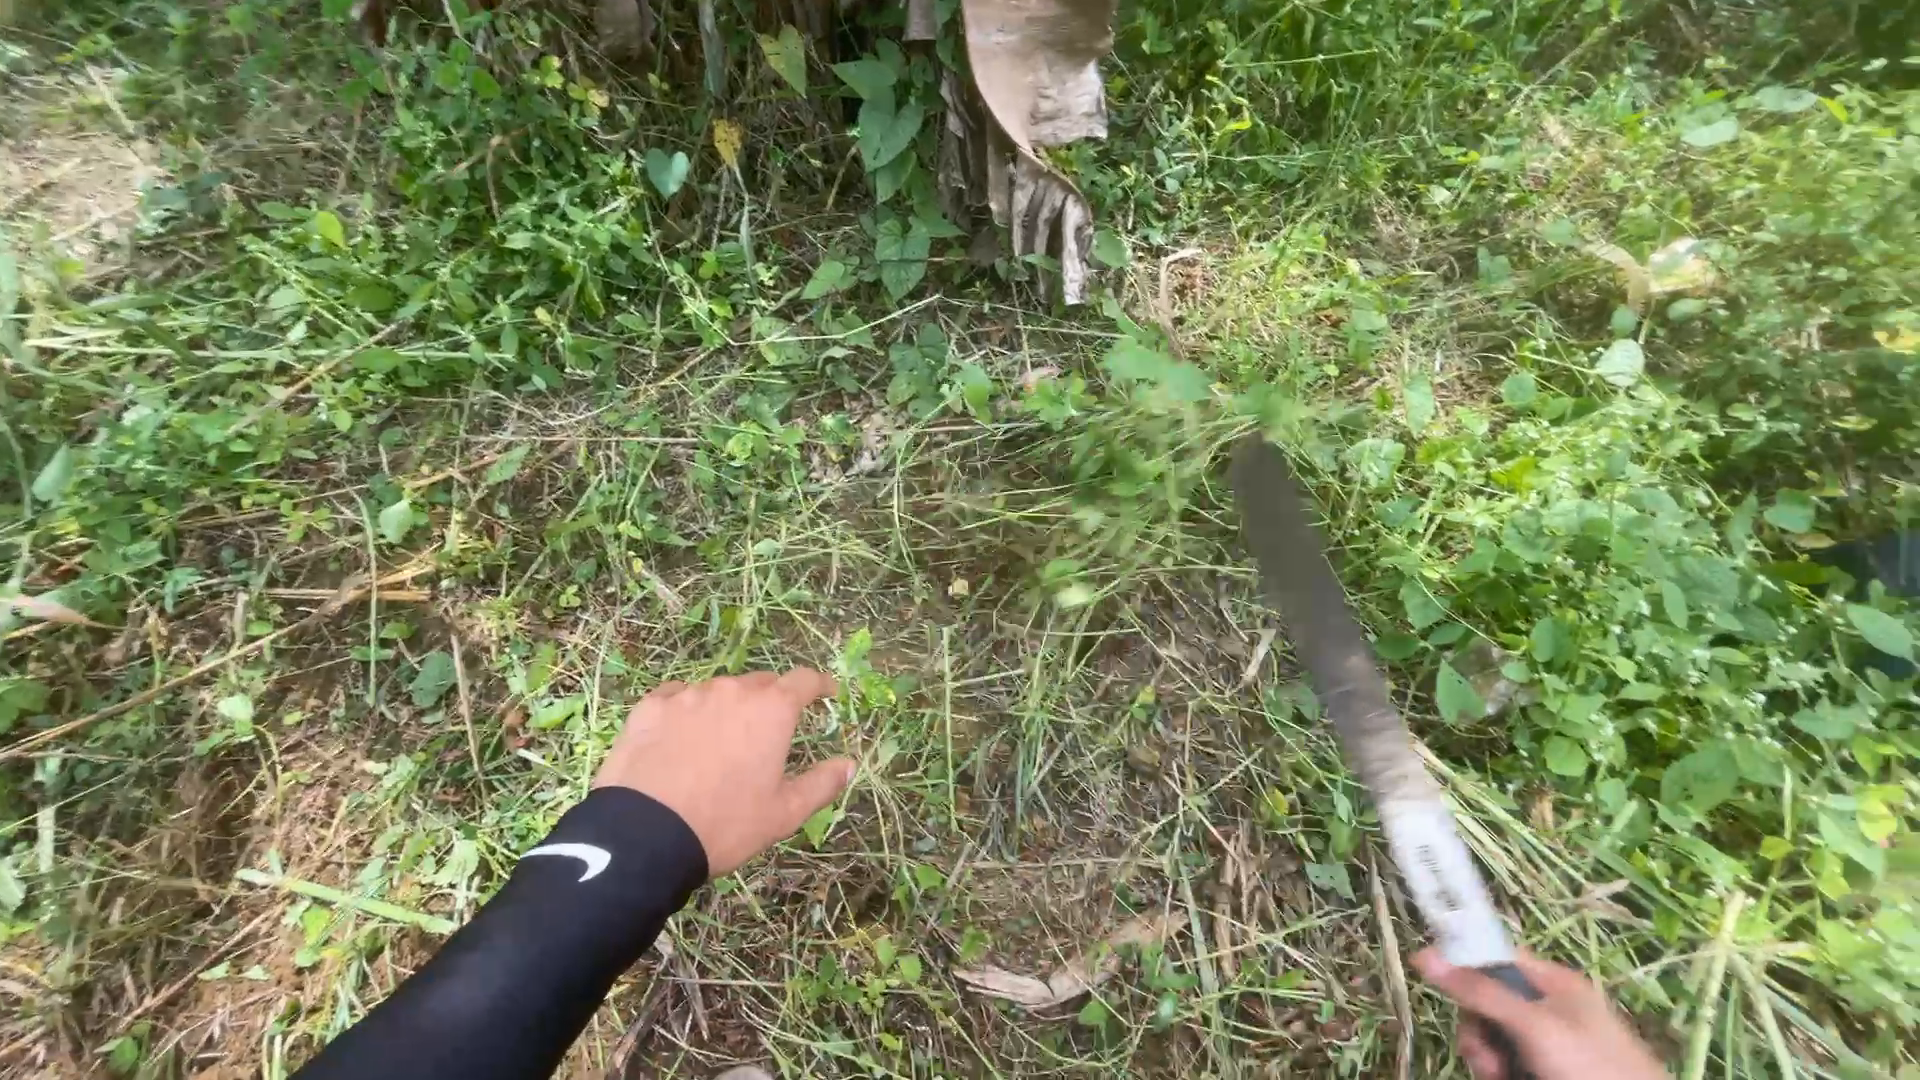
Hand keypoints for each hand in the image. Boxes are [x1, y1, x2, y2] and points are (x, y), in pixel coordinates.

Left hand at [593, 670, 853, 877]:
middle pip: (761, 683)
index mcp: (772, 709)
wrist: (643, 836)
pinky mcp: (651, 706)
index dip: (819, 685)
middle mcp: (733, 690)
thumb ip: (822, 783)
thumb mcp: (785, 813)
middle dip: (772, 701)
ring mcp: (689, 694)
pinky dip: (688, 710)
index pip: (805, 680)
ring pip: (719, 691)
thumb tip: (850, 763)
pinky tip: (681, 736)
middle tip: (770, 731)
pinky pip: (679, 697)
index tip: (827, 693)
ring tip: (722, 741)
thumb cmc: (725, 823)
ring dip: (728, 707)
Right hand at [1412, 948, 1668, 1079]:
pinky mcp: (1547, 1073)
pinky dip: (1498, 1071)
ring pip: (1492, 1035)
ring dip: (1484, 1054)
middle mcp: (1550, 1008)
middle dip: (1475, 1026)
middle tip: (1482, 1055)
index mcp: (1554, 983)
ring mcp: (1550, 1045)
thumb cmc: (1593, 1071)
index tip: (1436, 979)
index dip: (1462, 964)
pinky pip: (1506, 1061)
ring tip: (1495, 1075)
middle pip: (1486, 999)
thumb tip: (1421, 953)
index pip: (1493, 955)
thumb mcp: (1533, 1026)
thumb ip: (1477, 990)